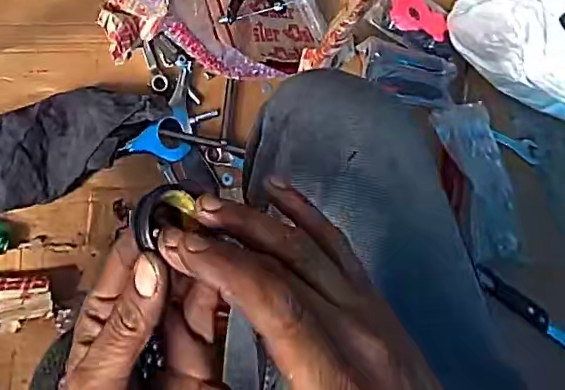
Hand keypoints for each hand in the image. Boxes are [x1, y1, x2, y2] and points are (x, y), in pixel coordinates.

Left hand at [65, 230, 223, 389]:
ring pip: (192, 295)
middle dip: (179, 246)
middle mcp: (141, 331)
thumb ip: (124, 327)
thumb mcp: (97, 379)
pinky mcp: (202, 374)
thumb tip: (147, 269)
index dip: (145, 235)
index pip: (126, 265)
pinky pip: (213, 327)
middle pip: (164, 274)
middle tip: (195, 222)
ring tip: (211, 240)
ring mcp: (172, 351)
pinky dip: (220, 297)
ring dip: (201, 264)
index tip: (166, 213)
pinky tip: (222, 274)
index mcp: (104, 324)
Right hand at [157, 179, 442, 389]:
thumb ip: (253, 382)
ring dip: (256, 217)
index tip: (184, 249)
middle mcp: (361, 333)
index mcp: (339, 377)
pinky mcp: (379, 304)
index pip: (273, 297)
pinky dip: (303, 212)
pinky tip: (278, 193)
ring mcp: (375, 312)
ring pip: (308, 243)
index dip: (222, 264)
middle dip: (229, 234)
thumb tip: (204, 360)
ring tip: (216, 206)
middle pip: (286, 259)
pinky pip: (337, 244)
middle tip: (188, 223)